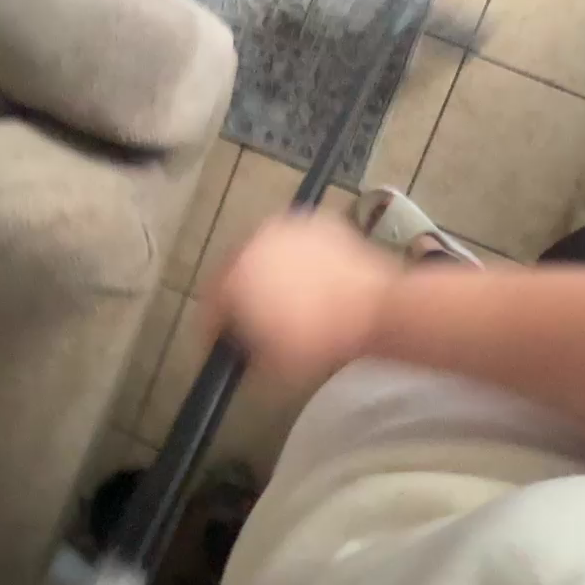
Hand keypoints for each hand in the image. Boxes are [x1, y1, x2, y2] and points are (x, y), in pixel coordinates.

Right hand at [204, 212, 401, 388]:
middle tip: (256, 317)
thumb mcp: (271, 363)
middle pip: (237, 268)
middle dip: (242, 292)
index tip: (222, 337)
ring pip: (266, 252)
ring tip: (287, 298)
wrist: (374, 307)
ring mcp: (287, 226)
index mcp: (235, 275)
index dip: (214, 324)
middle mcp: (255, 242)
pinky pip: (296, 243)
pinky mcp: (316, 221)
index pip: (210, 300)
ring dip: (269, 271)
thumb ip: (243, 352)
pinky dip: (298, 258)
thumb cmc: (321, 338)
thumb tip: (240, 348)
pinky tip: (312, 279)